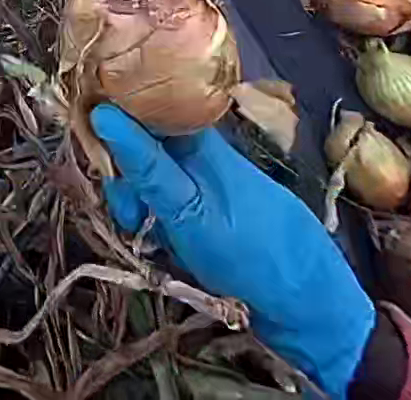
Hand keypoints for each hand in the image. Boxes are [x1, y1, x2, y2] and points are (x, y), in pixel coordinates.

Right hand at [91, 104, 374, 396]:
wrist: (310, 303)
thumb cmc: (247, 249)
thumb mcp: (187, 208)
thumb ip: (144, 163)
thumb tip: (100, 112)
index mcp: (192, 131)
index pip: (135, 107)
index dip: (110, 128)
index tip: (100, 162)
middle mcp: (192, 143)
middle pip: (135, 142)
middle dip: (122, 177)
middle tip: (130, 215)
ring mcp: (197, 171)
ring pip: (146, 170)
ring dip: (136, 200)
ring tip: (143, 232)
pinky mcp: (201, 196)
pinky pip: (162, 192)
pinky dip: (153, 212)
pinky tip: (158, 236)